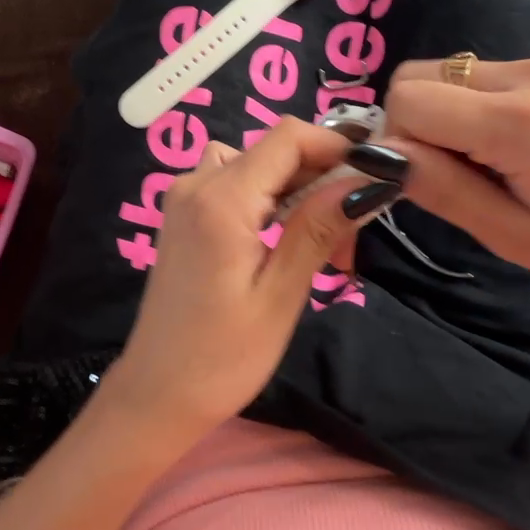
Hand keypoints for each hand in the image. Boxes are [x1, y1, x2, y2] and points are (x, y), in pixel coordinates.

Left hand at [100, 118, 370, 437]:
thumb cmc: (222, 357)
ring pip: (255, 163)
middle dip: (321, 177)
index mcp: (221, 200)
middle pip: (272, 149)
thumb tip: (366, 180)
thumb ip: (319, 229)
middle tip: (350, 236)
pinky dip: (266, 197)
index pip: (287, 137)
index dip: (335, 145)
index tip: (372, 176)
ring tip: (320, 241)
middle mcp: (196, 183)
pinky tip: (282, 240)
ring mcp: (183, 197)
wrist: (156, 392)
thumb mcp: (280, 296)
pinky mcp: (182, 214)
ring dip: (295, 188)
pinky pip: (232, 182)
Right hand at [382, 57, 529, 303]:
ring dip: (438, 115)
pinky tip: (500, 149)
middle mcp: (528, 77)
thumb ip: (443, 190)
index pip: (408, 101)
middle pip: (417, 76)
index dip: (397, 142)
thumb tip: (378, 158)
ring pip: (442, 73)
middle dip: (411, 123)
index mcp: (520, 123)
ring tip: (478, 164)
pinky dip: (464, 108)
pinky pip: (473, 77)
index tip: (418, 182)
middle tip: (444, 174)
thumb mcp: (516, 237)